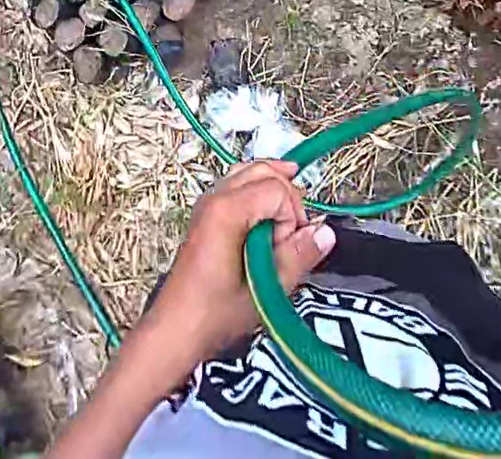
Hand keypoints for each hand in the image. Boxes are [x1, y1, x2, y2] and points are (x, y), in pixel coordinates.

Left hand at [140, 160, 334, 363]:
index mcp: (227, 211)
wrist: (174, 331)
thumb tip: (326, 232)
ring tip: (293, 205)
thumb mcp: (265, 291)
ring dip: (275, 183)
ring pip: (250, 170)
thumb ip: (298, 257)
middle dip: (287, 197)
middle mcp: (216, 196)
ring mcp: (209, 200)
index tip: (289, 249)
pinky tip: (270, 202)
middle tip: (293, 234)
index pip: (278, 191)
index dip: (292, 217)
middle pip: (265, 172)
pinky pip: (238, 181)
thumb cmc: (215, 314)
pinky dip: (258, 185)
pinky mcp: (208, 211)